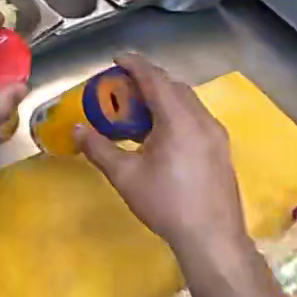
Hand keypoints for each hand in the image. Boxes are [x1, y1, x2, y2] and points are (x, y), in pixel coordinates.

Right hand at [75, 53, 246, 257]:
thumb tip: (76, 129)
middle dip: (148, 79)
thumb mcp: (125, 175)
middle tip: (122, 85)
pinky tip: (159, 132)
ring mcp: (216, 135)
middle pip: (174, 87)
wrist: (212, 238)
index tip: (116, 58)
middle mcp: (202, 120)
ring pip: (188, 102)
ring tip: (137, 108)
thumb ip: (99, 148)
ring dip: (163, 96)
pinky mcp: (220, 150)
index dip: (134, 65)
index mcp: (179, 120)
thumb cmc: (166, 203)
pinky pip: (195, 117)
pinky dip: (175, 112)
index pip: (155, 80)